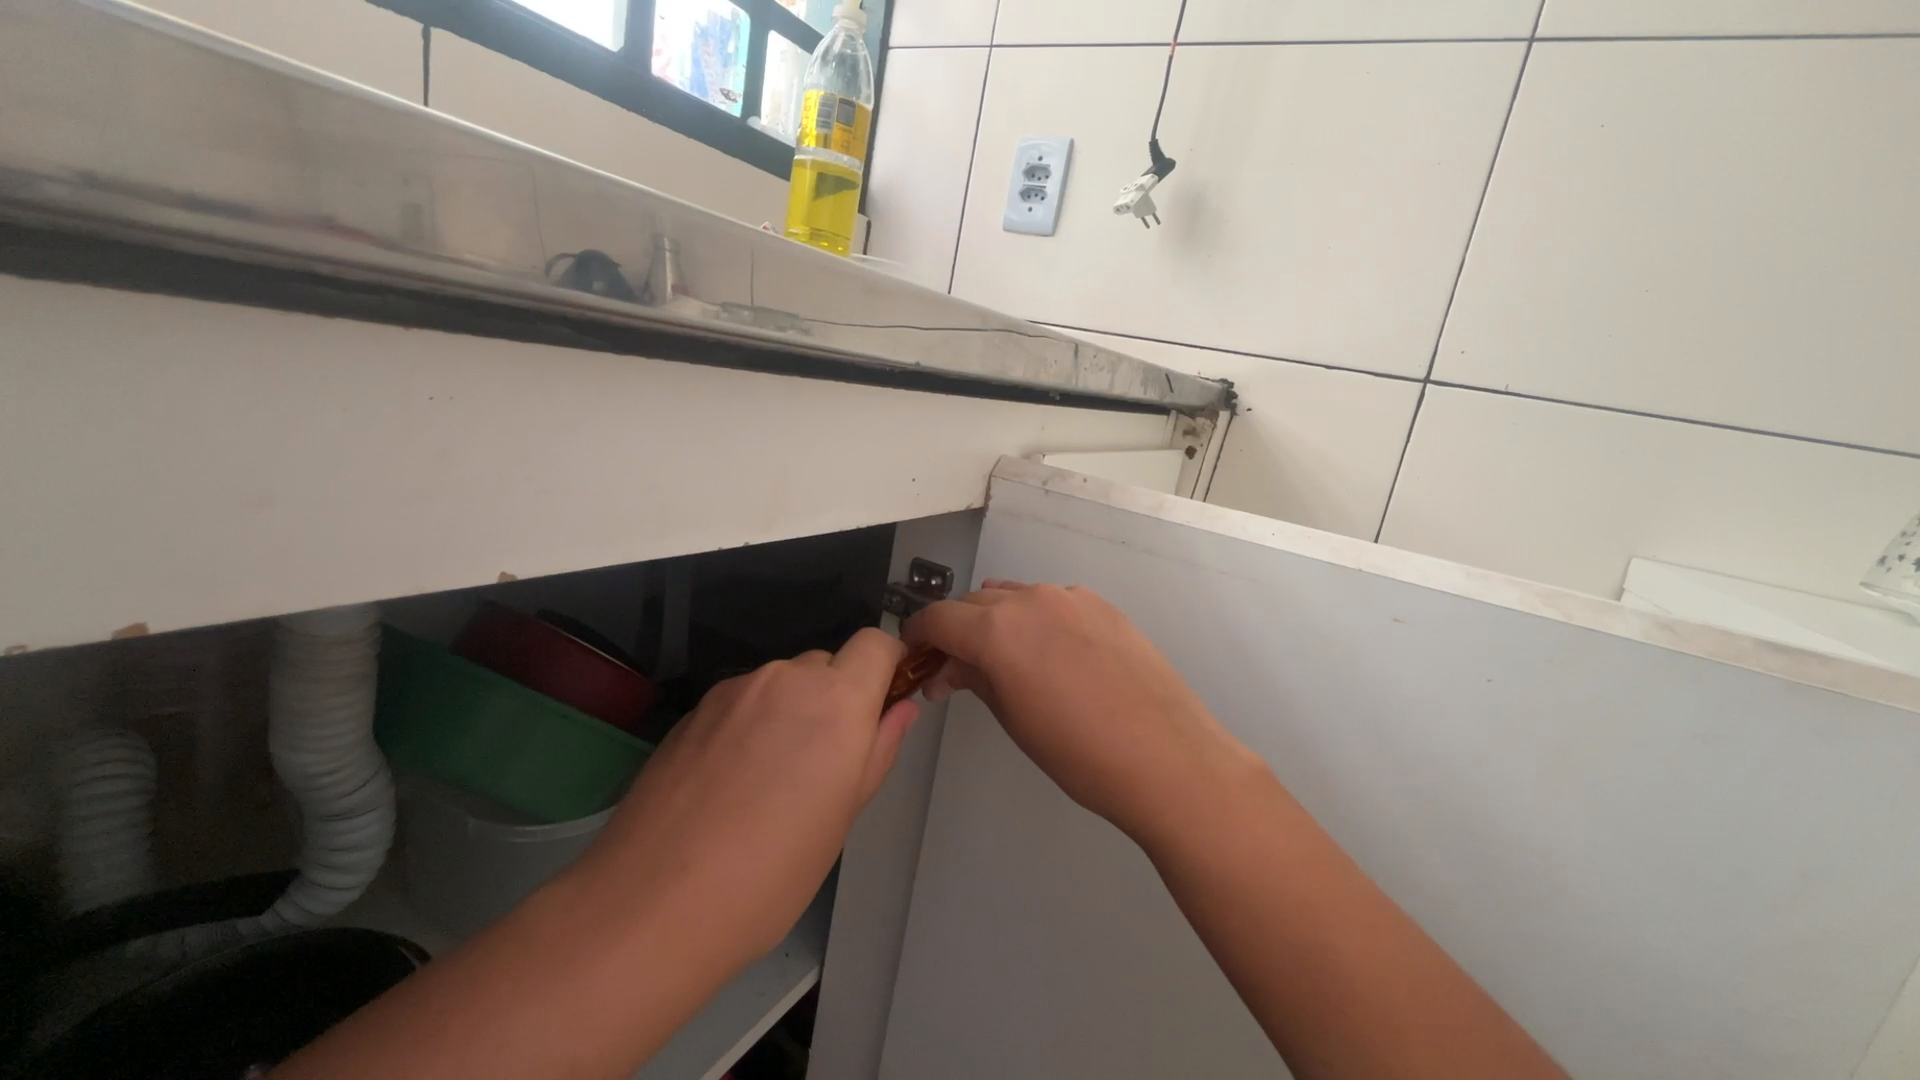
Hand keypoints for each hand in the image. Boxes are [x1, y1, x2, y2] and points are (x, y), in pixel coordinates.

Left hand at [574, 628, 916, 963]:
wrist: (653, 902)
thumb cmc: (771, 873)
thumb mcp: (841, 818)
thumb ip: (877, 751)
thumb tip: (900, 709)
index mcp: (835, 701)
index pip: (876, 644)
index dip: (887, 666)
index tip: (884, 704)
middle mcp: (784, 679)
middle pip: (826, 664)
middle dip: (836, 698)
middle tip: (824, 764)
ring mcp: (732, 692)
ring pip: (781, 683)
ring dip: (791, 712)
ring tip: (771, 781)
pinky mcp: (693, 711)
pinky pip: (741, 701)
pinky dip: (750, 725)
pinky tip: (731, 783)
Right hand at [904, 581, 1261, 843]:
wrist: (1167, 758)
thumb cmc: (1080, 754)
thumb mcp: (1014, 719)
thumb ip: (976, 679)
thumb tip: (951, 668)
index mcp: (999, 630)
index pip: (939, 618)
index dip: (919, 635)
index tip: (915, 655)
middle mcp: (1032, 601)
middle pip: (974, 603)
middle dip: (957, 631)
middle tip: (955, 670)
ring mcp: (1072, 599)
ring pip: (1014, 597)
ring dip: (996, 621)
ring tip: (1003, 662)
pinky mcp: (1103, 607)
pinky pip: (1052, 603)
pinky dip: (1036, 620)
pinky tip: (1050, 657)